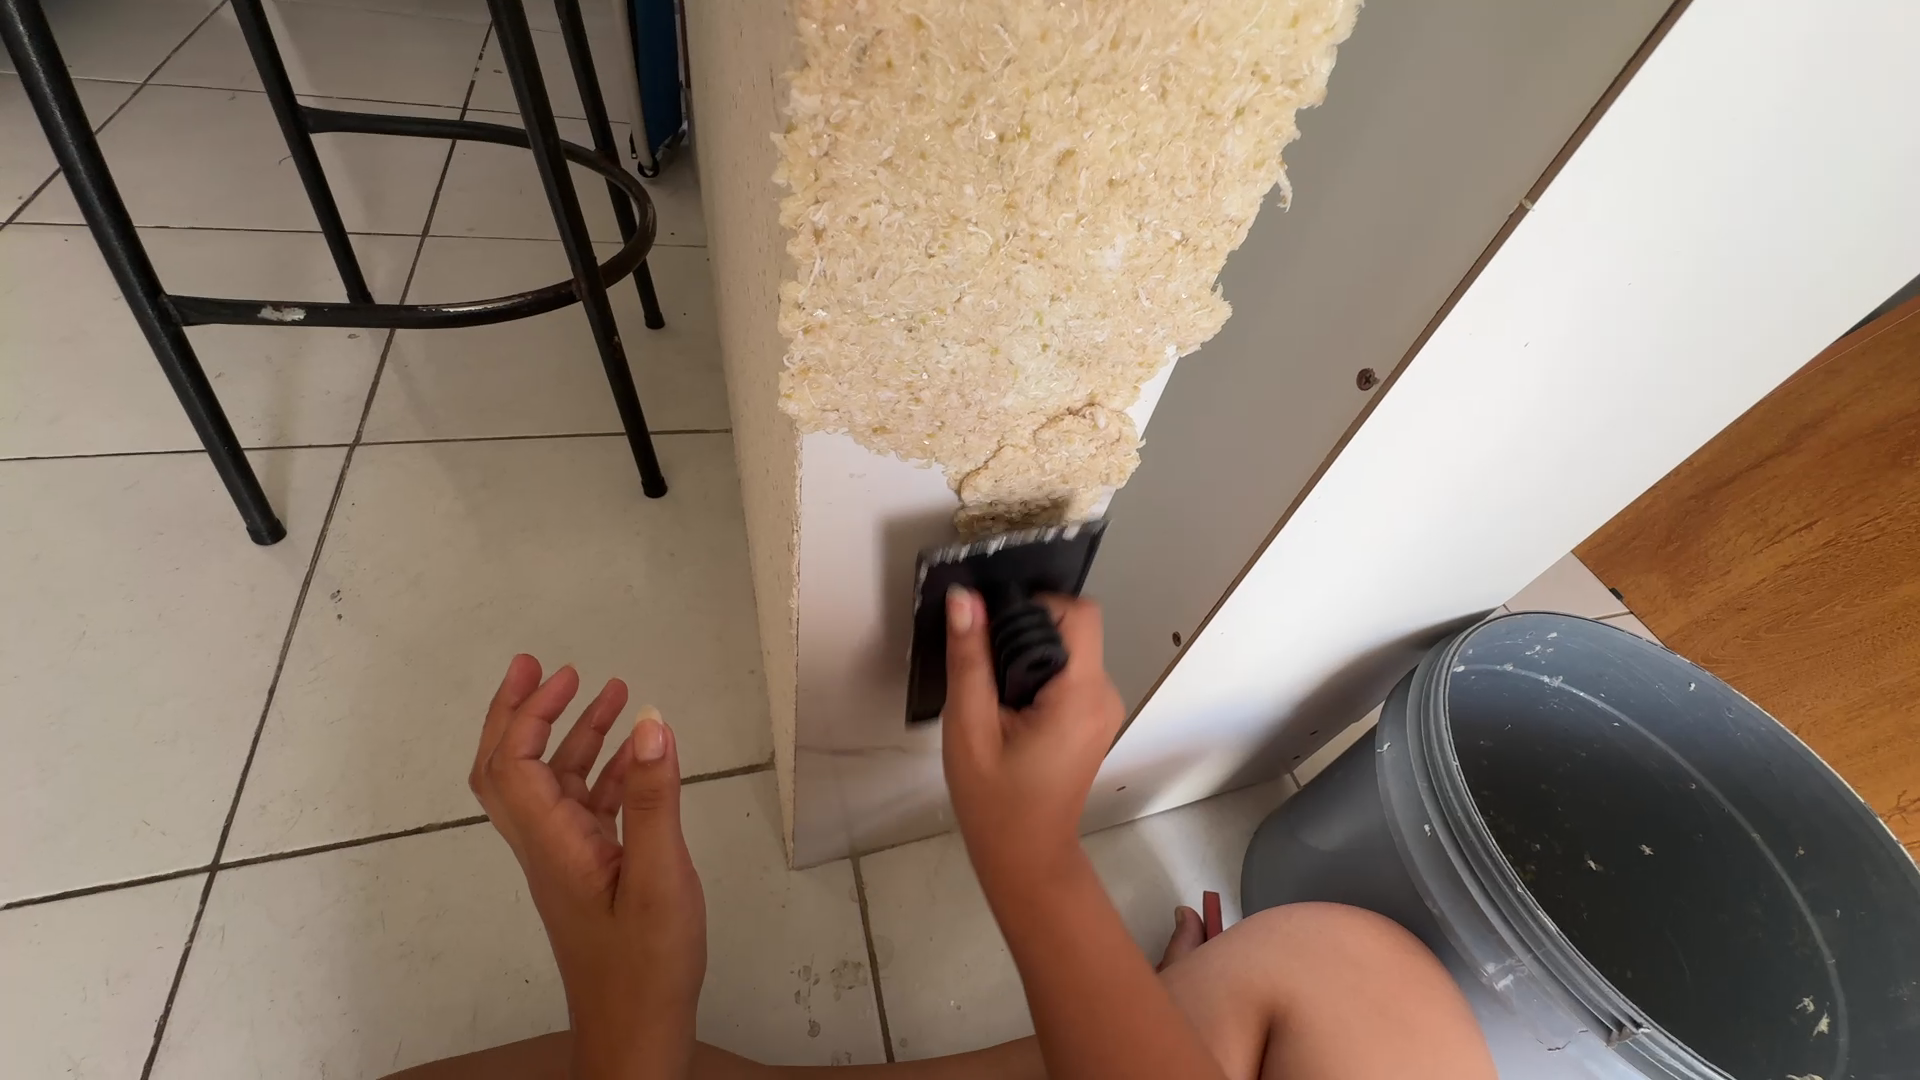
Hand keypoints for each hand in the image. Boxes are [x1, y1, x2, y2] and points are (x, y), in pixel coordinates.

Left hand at [469, 655, 704, 1079]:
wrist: (639, 1033)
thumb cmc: (648, 961)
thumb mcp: (660, 875)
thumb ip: (652, 798)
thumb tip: (651, 722)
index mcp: (552, 846)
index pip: (513, 767)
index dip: (524, 714)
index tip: (554, 671)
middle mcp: (547, 848)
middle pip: (511, 771)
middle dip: (523, 713)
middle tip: (548, 667)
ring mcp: (568, 860)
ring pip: (553, 785)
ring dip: (574, 735)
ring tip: (613, 693)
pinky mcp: (591, 870)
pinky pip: (586, 806)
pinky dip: (604, 770)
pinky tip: (637, 756)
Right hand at [940, 588, 1124, 890]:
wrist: (1025, 856)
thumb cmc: (994, 800)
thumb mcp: (970, 726)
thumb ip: (970, 658)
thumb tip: (965, 599)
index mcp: (1082, 694)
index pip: (1079, 613)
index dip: (1037, 607)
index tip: (996, 630)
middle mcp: (1105, 694)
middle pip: (1072, 630)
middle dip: (1027, 634)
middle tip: (986, 668)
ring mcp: (1104, 708)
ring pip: (1068, 650)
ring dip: (1029, 657)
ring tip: (994, 695)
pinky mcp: (1093, 718)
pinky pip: (1069, 673)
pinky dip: (1038, 676)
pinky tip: (1009, 708)